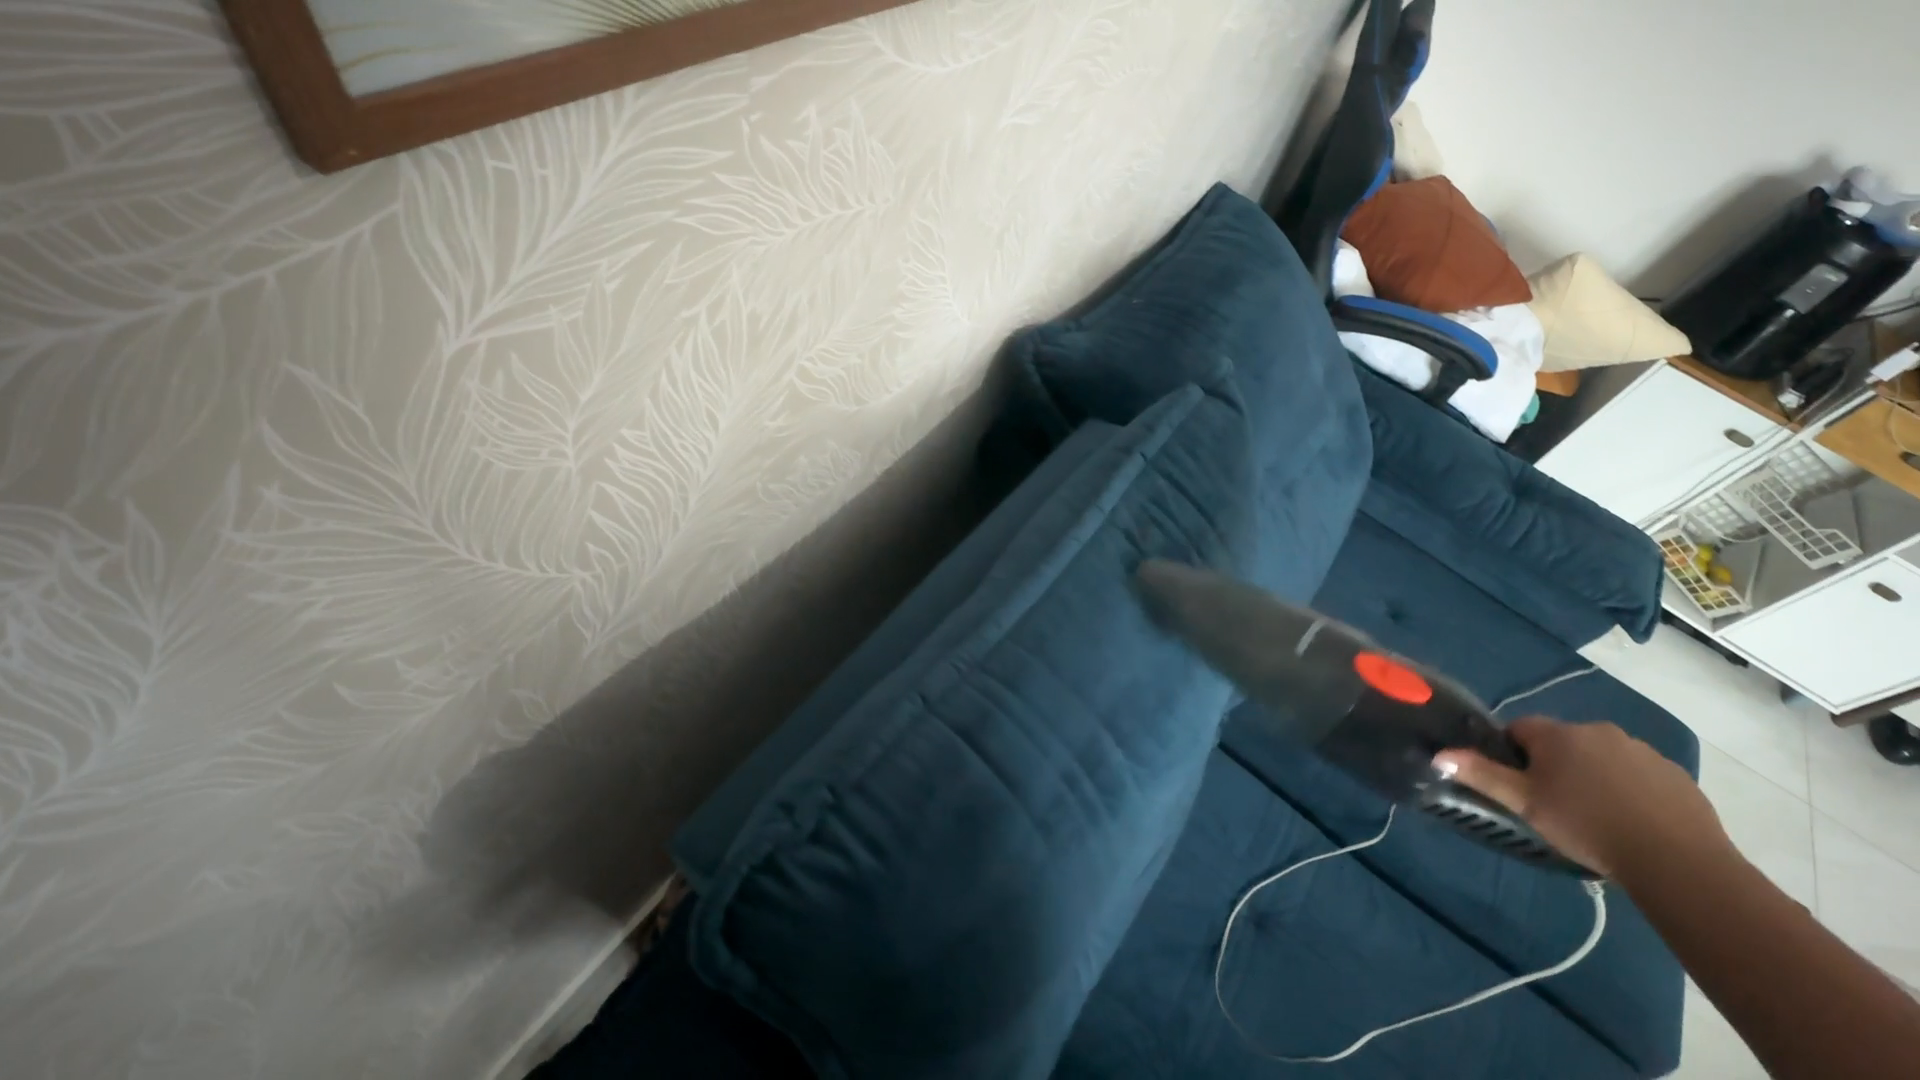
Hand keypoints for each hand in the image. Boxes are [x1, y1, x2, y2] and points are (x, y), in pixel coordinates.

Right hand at [1433, 717, 1734, 882]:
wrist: (1675, 858)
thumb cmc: (1586, 826)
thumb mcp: (1525, 804)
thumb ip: (1483, 775)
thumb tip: (1439, 754)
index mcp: (1558, 735)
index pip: (1519, 729)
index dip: (1511, 753)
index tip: (1517, 784)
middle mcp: (1598, 730)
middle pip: (1562, 742)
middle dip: (1554, 765)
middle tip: (1553, 804)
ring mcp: (1641, 750)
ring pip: (1601, 757)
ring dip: (1592, 775)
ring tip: (1595, 816)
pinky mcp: (1675, 773)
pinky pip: (1638, 774)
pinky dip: (1628, 789)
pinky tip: (1630, 821)